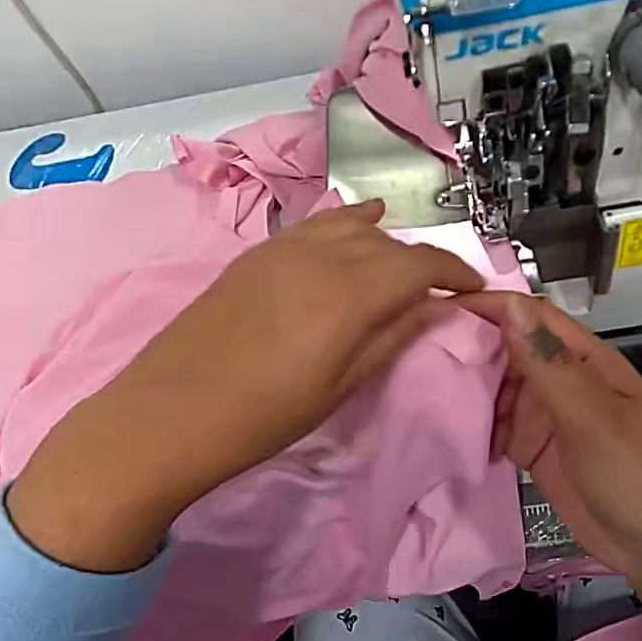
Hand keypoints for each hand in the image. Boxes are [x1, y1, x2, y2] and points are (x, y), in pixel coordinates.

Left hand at [12, 200, 485, 570]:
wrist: (166, 416)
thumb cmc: (262, 416)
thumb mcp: (340, 386)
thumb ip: (392, 337)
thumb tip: (434, 307)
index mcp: (348, 292)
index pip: (420, 265)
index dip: (455, 273)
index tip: (474, 289)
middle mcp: (319, 255)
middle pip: (388, 243)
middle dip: (421, 262)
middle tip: (436, 292)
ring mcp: (282, 248)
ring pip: (351, 226)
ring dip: (384, 242)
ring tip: (399, 262)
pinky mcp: (256, 254)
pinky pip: (315, 225)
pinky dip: (344, 224)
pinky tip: (355, 224)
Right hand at [457, 292, 641, 576]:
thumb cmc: (634, 476)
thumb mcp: (592, 418)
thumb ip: (549, 365)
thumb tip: (510, 309)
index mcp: (584, 360)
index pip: (530, 317)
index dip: (488, 307)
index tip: (439, 308)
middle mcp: (563, 380)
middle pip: (510, 349)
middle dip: (471, 348)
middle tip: (419, 352)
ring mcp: (550, 415)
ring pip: (501, 387)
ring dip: (472, 389)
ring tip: (429, 392)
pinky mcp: (537, 448)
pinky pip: (501, 426)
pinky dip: (480, 426)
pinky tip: (455, 431)